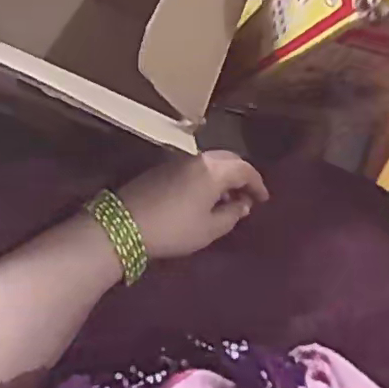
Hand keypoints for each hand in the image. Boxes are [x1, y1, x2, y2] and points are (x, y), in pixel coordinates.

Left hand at [117, 151, 268, 259]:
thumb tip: (243, 204)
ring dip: (223, 177)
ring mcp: (178, 160)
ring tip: (226, 201)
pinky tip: (204, 198)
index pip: (245, 169)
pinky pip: (195, 167)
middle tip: (247, 197)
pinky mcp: (162, 166)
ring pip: (210, 162)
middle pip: (228, 159)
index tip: (263, 200)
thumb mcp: (209, 229)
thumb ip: (232, 215)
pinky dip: (206, 177)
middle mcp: (198, 158)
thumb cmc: (174, 229)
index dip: (258, 184)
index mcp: (214, 169)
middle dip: (241, 176)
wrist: (125, 224)